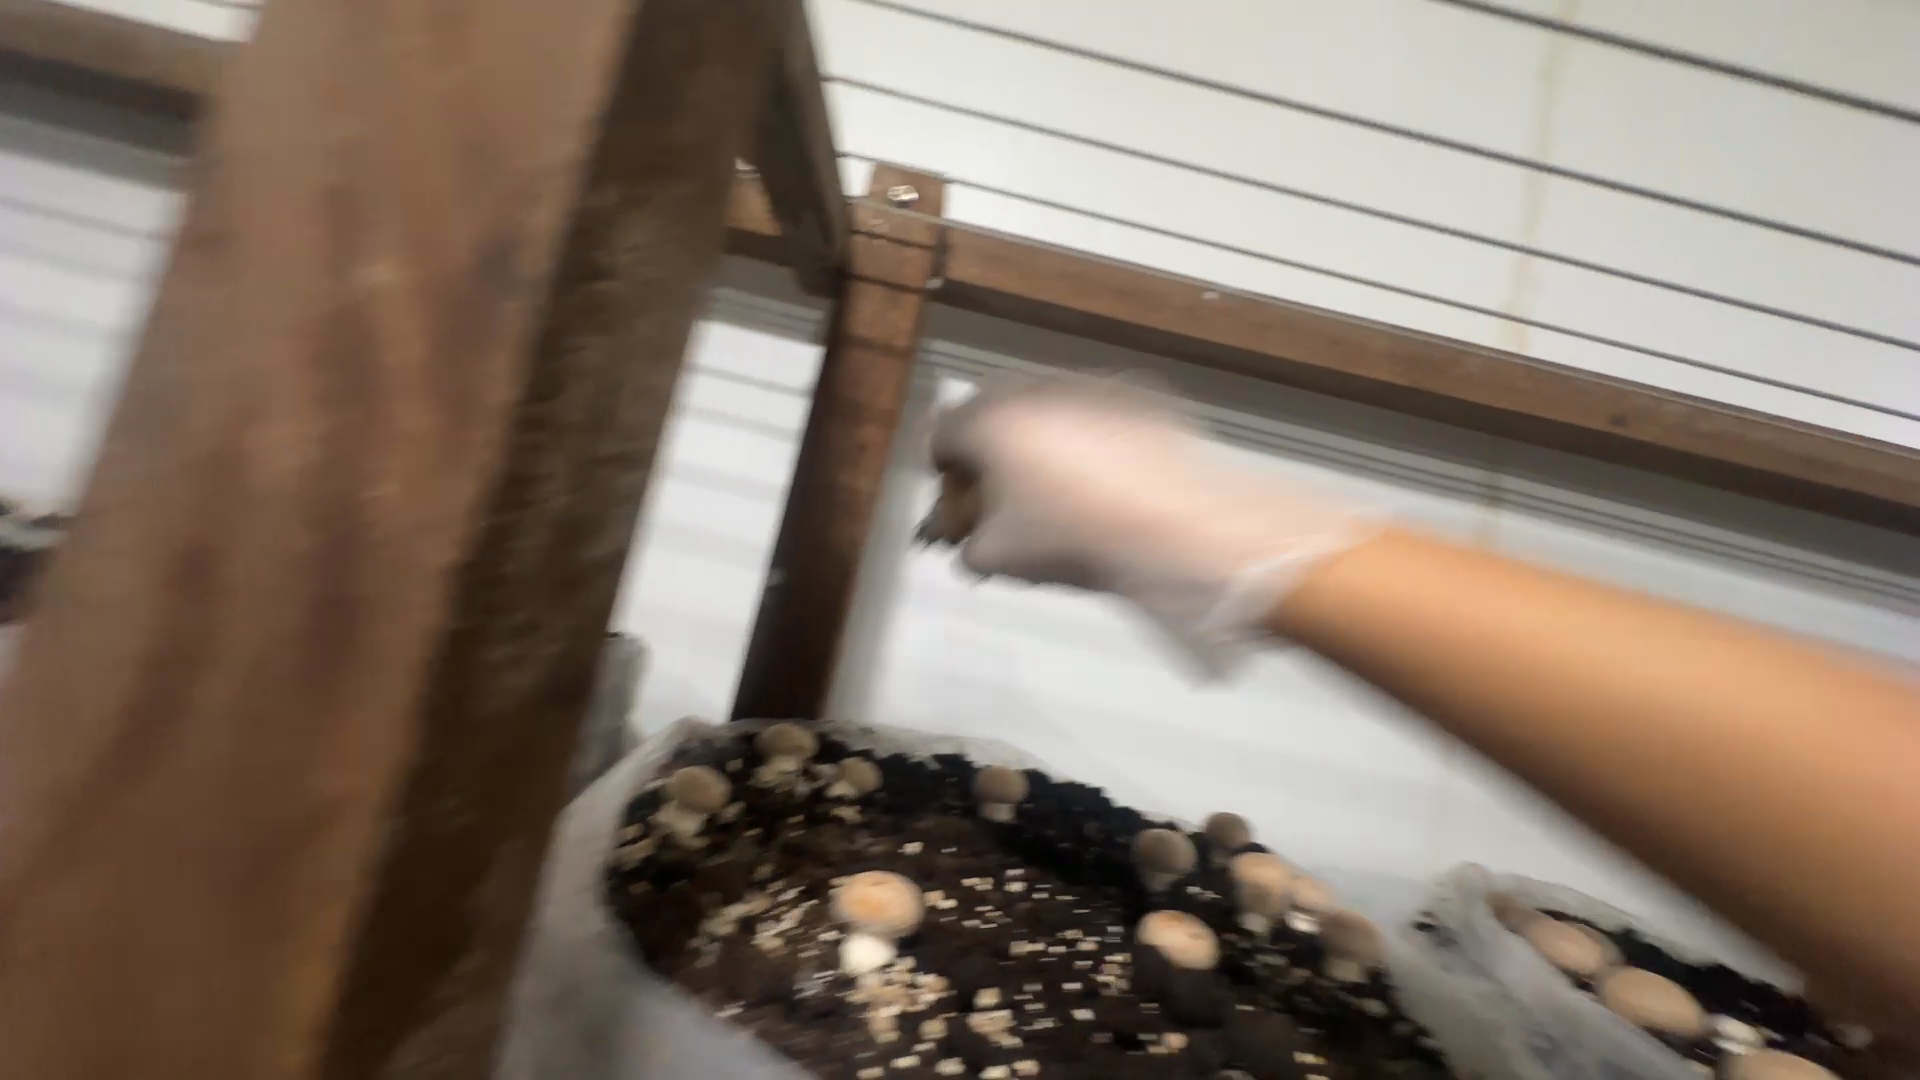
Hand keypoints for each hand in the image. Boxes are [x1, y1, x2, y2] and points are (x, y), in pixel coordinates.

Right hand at [918, 372, 1371, 674]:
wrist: (1179, 525)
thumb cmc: (1072, 538)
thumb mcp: (998, 559)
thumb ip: (965, 546)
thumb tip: (970, 542)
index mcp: (989, 420)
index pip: (941, 436)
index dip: (945, 477)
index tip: (962, 508)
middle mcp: (1033, 387)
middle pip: (992, 417)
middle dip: (991, 459)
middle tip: (1006, 503)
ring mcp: (1090, 383)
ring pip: (1044, 412)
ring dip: (1038, 447)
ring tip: (1060, 494)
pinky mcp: (1139, 393)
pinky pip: (1094, 415)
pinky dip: (1087, 442)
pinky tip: (1107, 482)